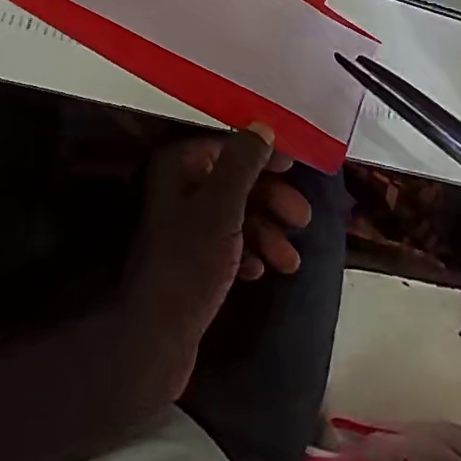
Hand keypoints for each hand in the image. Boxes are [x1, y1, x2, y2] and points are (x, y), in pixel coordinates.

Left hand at [120, 126, 276, 395]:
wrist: (157, 334)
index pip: (224, 145)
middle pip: (233, 181)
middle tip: (302, 218)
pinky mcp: (188, 257)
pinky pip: (225, 243)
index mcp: (177, 167)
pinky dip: (246, 253)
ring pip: (233, 215)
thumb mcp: (222, 207)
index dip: (261, 154)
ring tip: (290, 262)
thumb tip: (261, 126)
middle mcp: (176, 188)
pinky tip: (259, 271)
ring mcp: (181, 225)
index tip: (294, 167)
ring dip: (265, 232)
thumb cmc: (190, 261)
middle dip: (270, 200)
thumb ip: (243, 164)